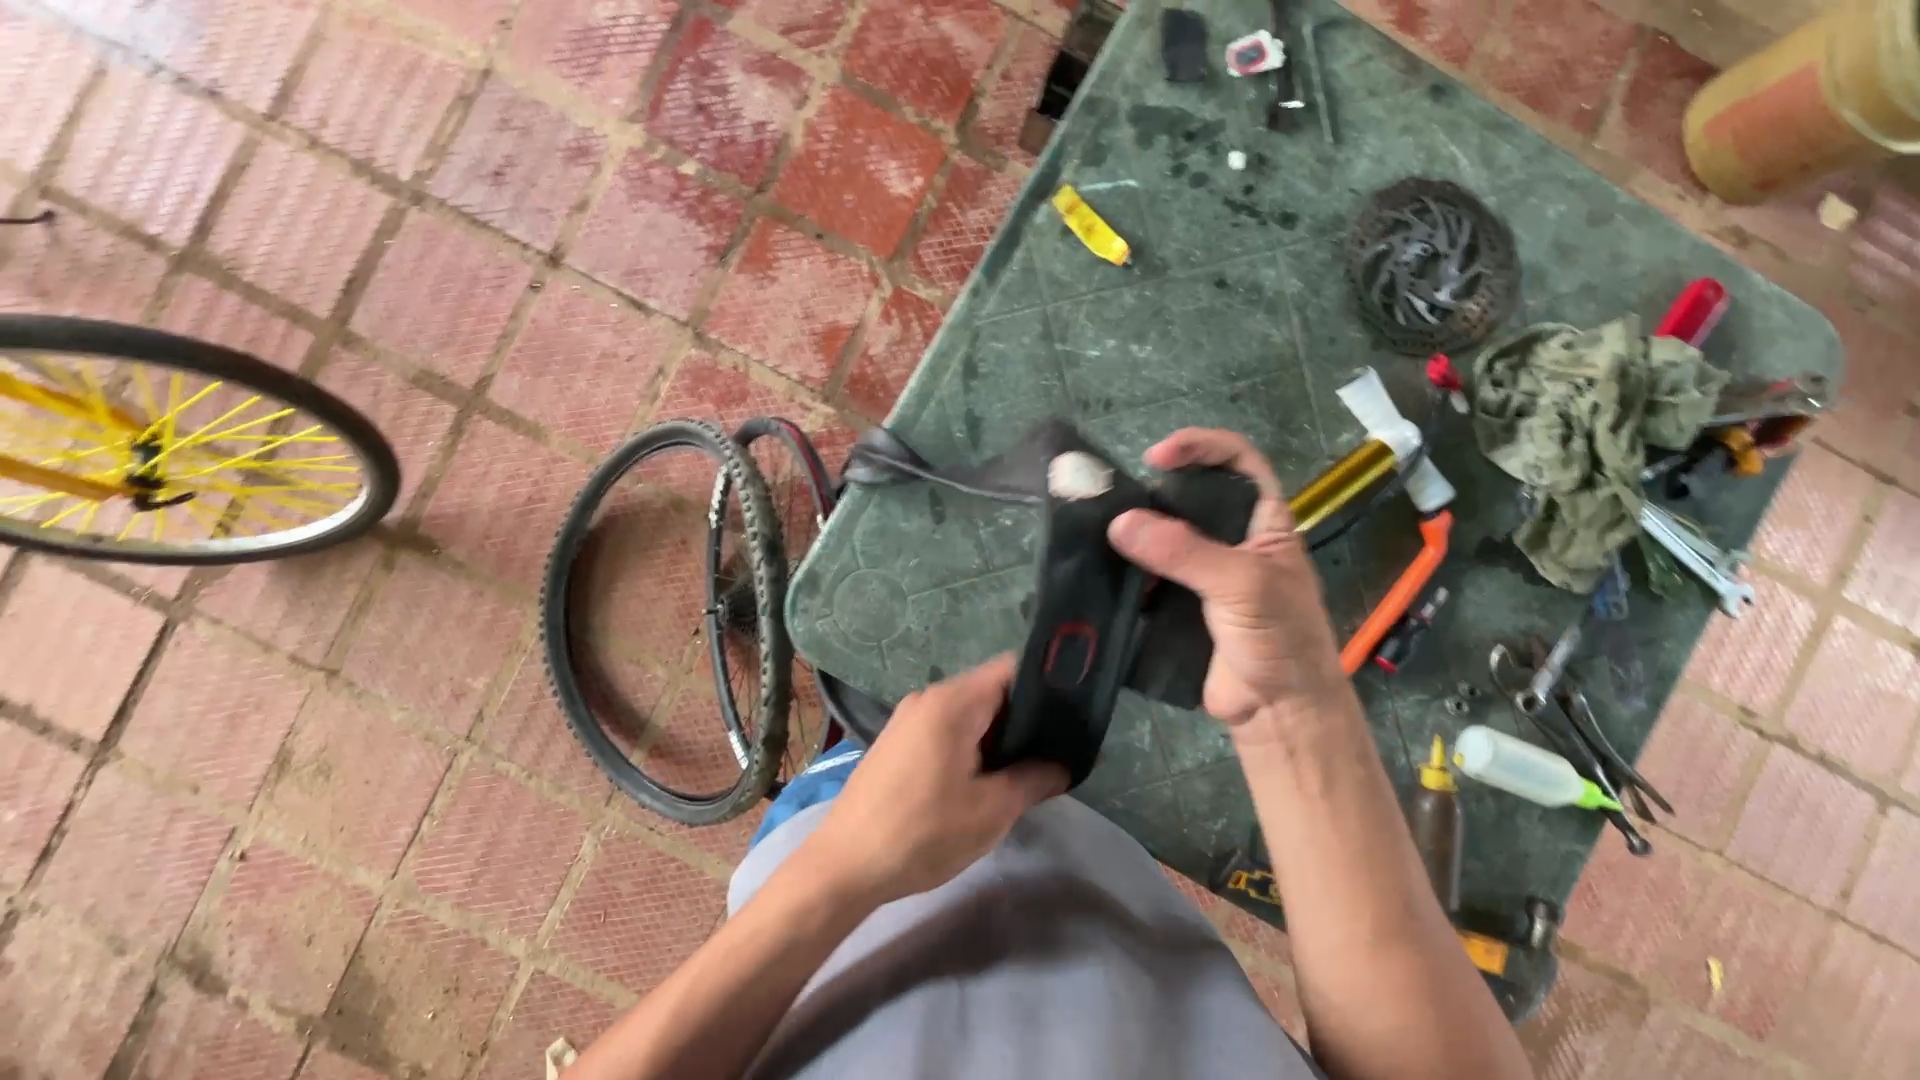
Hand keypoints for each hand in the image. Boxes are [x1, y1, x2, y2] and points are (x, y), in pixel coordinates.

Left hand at [800, 655, 1066, 905]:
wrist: (844, 866)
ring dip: (997, 738)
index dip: (1047, 685)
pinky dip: (971, 747)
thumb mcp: (991, 810)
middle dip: (1025, 718)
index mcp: (952, 702)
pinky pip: (946, 730)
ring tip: (1027, 770)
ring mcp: (908, 720)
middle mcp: (928, 699)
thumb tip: (1063, 765)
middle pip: (991, 690)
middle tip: (1057, 751)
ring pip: (969, 714)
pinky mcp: (897, 744)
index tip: (1074, 713)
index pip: (1011, 669)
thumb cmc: (922, 833)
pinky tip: (984, 781)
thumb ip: (1034, 780)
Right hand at [1107, 428, 1344, 724]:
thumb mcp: (1242, 585)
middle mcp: (1232, 540)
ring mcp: (1204, 574)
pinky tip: (1102, 569)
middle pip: (1190, 497)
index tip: (1156, 457)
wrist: (1276, 710)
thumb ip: (1185, 551)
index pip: (1238, 461)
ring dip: (1134, 534)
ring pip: (1163, 538)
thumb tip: (1121, 523)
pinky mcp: (1178, 606)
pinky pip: (1146, 577)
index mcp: (1263, 523)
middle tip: (1115, 499)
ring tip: (1099, 531)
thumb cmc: (1281, 639)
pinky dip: (1125, 572)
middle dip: (1154, 492)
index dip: (1201, 446)